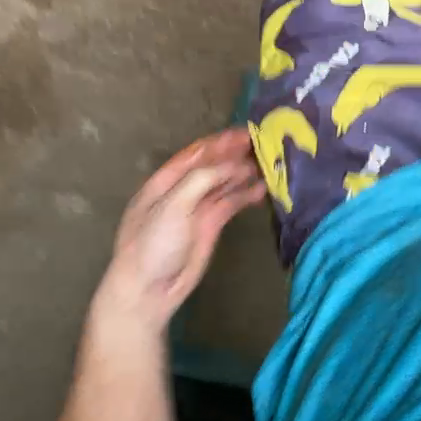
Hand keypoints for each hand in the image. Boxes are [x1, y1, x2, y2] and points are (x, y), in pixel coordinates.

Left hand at [91, 128, 266, 335]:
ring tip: (271, 162)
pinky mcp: (211, 225)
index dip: (221, 141)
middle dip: (236, 153)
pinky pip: (232, 202)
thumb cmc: (152, 243)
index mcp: (165, 181)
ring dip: (245, 171)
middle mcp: (182, 190)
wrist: (149, 290)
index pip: (196, 153)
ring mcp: (197, 208)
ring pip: (225, 182)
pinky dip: (247, 194)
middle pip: (213, 165)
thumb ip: (203, 179)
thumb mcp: (173, 204)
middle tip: (266, 143)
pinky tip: (264, 187)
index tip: (248, 130)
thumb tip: (236, 164)